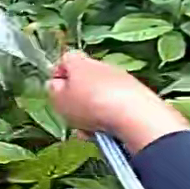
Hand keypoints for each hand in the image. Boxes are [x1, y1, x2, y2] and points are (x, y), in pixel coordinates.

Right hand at [45, 51, 189, 152]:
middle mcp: (103, 66)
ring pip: (98, 92)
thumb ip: (53, 89)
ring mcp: (122, 78)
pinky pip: (114, 102)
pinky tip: (103, 129)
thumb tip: (55, 83)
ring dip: (90, 107)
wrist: (135, 115)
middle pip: (83, 77)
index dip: (58, 72)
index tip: (54, 88)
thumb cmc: (89, 105)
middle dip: (75, 94)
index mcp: (80, 64)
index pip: (65, 58)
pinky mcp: (136, 93)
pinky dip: (107, 114)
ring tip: (87, 127)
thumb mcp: (59, 99)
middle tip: (69, 111)